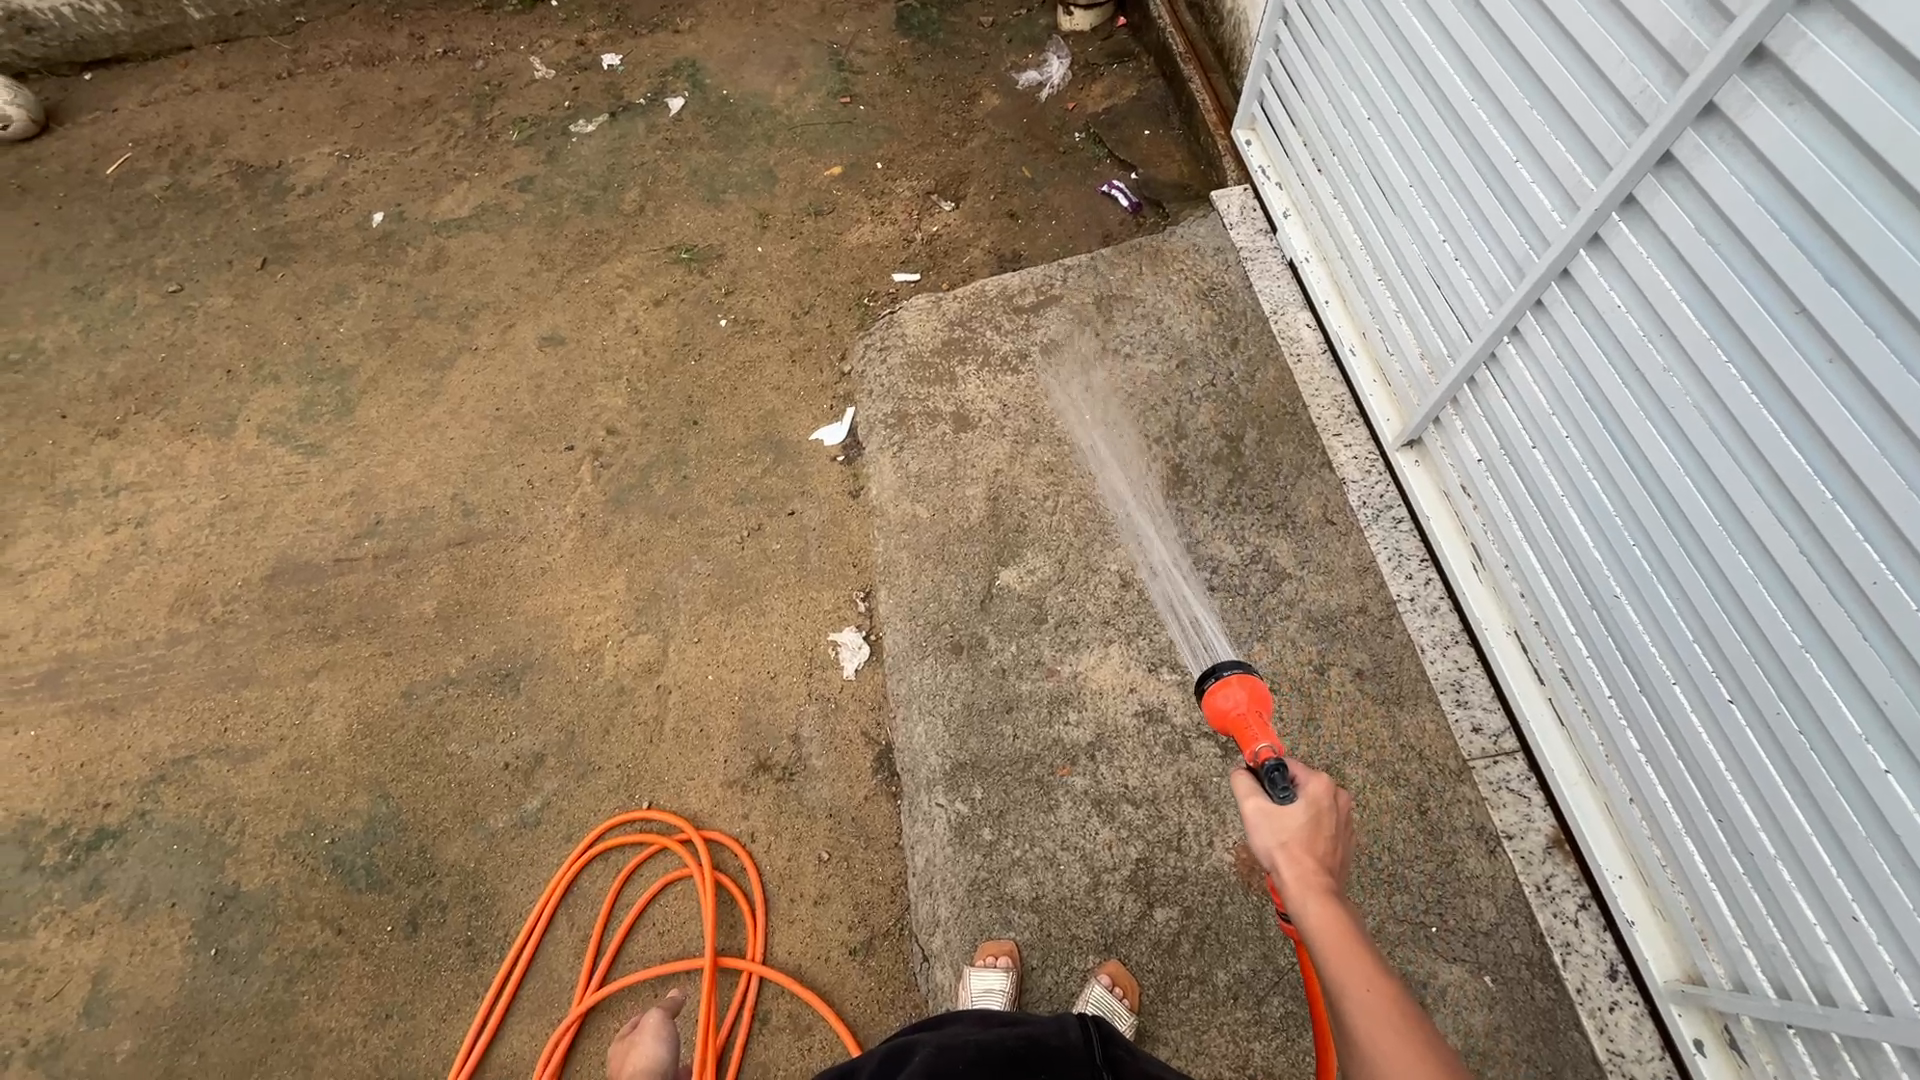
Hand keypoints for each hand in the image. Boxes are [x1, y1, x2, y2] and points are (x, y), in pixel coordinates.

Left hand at [607, 987, 690, 1079]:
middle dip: (661, 1038)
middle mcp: (625, 1065)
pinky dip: (679, 1072)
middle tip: (676, 1029)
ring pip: (657, 1063)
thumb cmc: (646, 1057)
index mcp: (619, 1045)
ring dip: (671, 1057)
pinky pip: (669, 1076)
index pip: (635, 1022)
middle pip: (646, 1044)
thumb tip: (676, 993)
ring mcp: (640, 1079)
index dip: (653, 1012)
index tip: (669, 1007)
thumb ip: (666, 1006)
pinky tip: (688, 1068)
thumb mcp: (658, 1019)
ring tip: (686, 1051)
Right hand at [1230, 758, 1353, 904]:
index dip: (1264, 777)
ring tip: (1280, 833)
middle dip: (1279, 797)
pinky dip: (1306, 829)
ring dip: (1293, 813)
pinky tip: (1294, 844)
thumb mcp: (1253, 809)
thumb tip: (1240, 771)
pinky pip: (1320, 824)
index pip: (1284, 766)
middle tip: (1266, 817)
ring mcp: (1346, 821)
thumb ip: (1242, 782)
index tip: (1255, 793)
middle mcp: (1339, 798)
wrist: (1311, 892)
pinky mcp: (1346, 841)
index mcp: (1321, 784)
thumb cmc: (1285, 850)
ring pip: (1309, 805)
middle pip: (1298, 786)